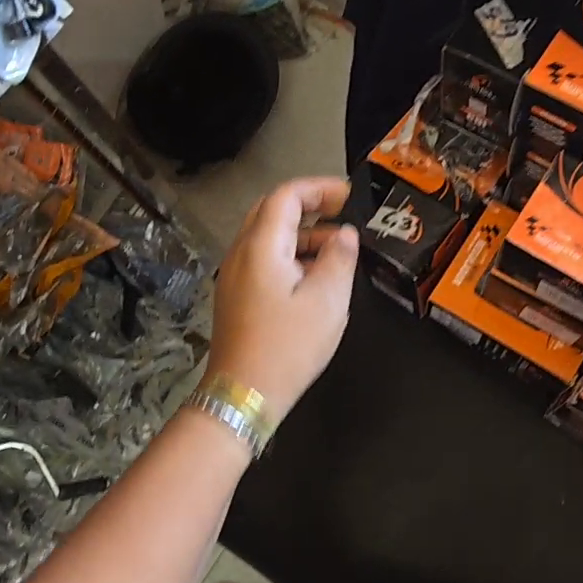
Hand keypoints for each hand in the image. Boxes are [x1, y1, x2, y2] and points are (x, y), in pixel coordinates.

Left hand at [206, 177, 359, 419]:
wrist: (244, 394)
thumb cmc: (288, 346)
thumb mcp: (327, 300)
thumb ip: (339, 259)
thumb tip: (346, 235)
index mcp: (261, 246)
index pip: (286, 196)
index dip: (318, 188)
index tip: (348, 195)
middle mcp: (241, 254)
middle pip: (271, 212)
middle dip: (308, 207)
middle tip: (341, 213)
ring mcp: (234, 276)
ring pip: (267, 238)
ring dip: (301, 234)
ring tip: (337, 249)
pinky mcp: (235, 297)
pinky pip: (263, 260)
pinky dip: (290, 256)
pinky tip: (314, 277)